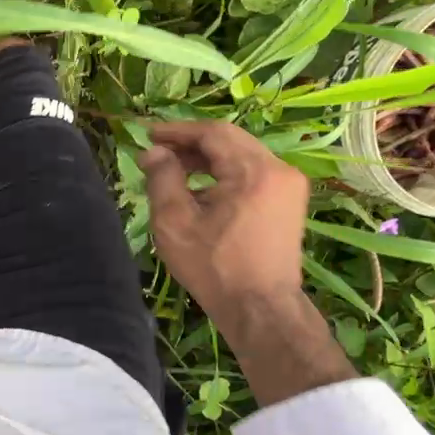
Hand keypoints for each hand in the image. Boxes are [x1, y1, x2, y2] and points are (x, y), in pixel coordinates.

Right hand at [139, 120, 355, 404]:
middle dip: (190, 143)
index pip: (213, 133)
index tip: (146, 134)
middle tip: (155, 151)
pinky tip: (198, 190)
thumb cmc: (212, 265)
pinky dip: (223, 173)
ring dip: (206, 158)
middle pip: (230, 141)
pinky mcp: (288, 201)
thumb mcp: (174, 222)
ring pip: (242, 156)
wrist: (259, 305)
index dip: (177, 130)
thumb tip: (154, 152)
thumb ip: (163, 179)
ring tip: (172, 171)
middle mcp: (278, 170)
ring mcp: (288, 185)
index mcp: (252, 171)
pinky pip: (252, 173)